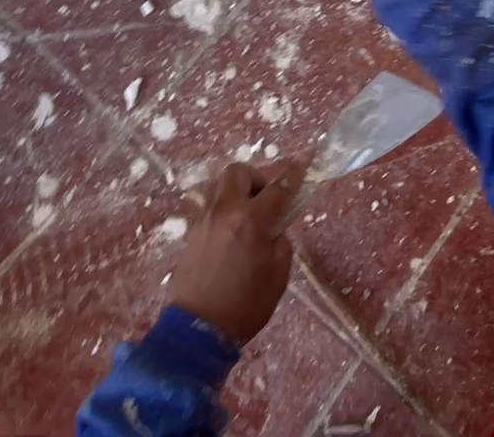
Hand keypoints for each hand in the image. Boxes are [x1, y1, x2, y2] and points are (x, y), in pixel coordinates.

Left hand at [165, 161, 303, 342]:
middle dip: (256, 178)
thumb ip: (280, 241)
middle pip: (239, 172)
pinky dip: (224, 209)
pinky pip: (210, 206)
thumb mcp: (277, 275)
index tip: (302, 164)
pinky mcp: (191, 231)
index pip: (278, 188)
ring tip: (247, 215)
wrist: (198, 329)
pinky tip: (231, 233)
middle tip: (265, 201)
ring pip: (219, 185)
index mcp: (251, 220)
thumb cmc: (246, 305)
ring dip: (237, 190)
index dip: (293, 175)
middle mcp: (225, 210)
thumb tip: (273, 227)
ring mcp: (204, 219)